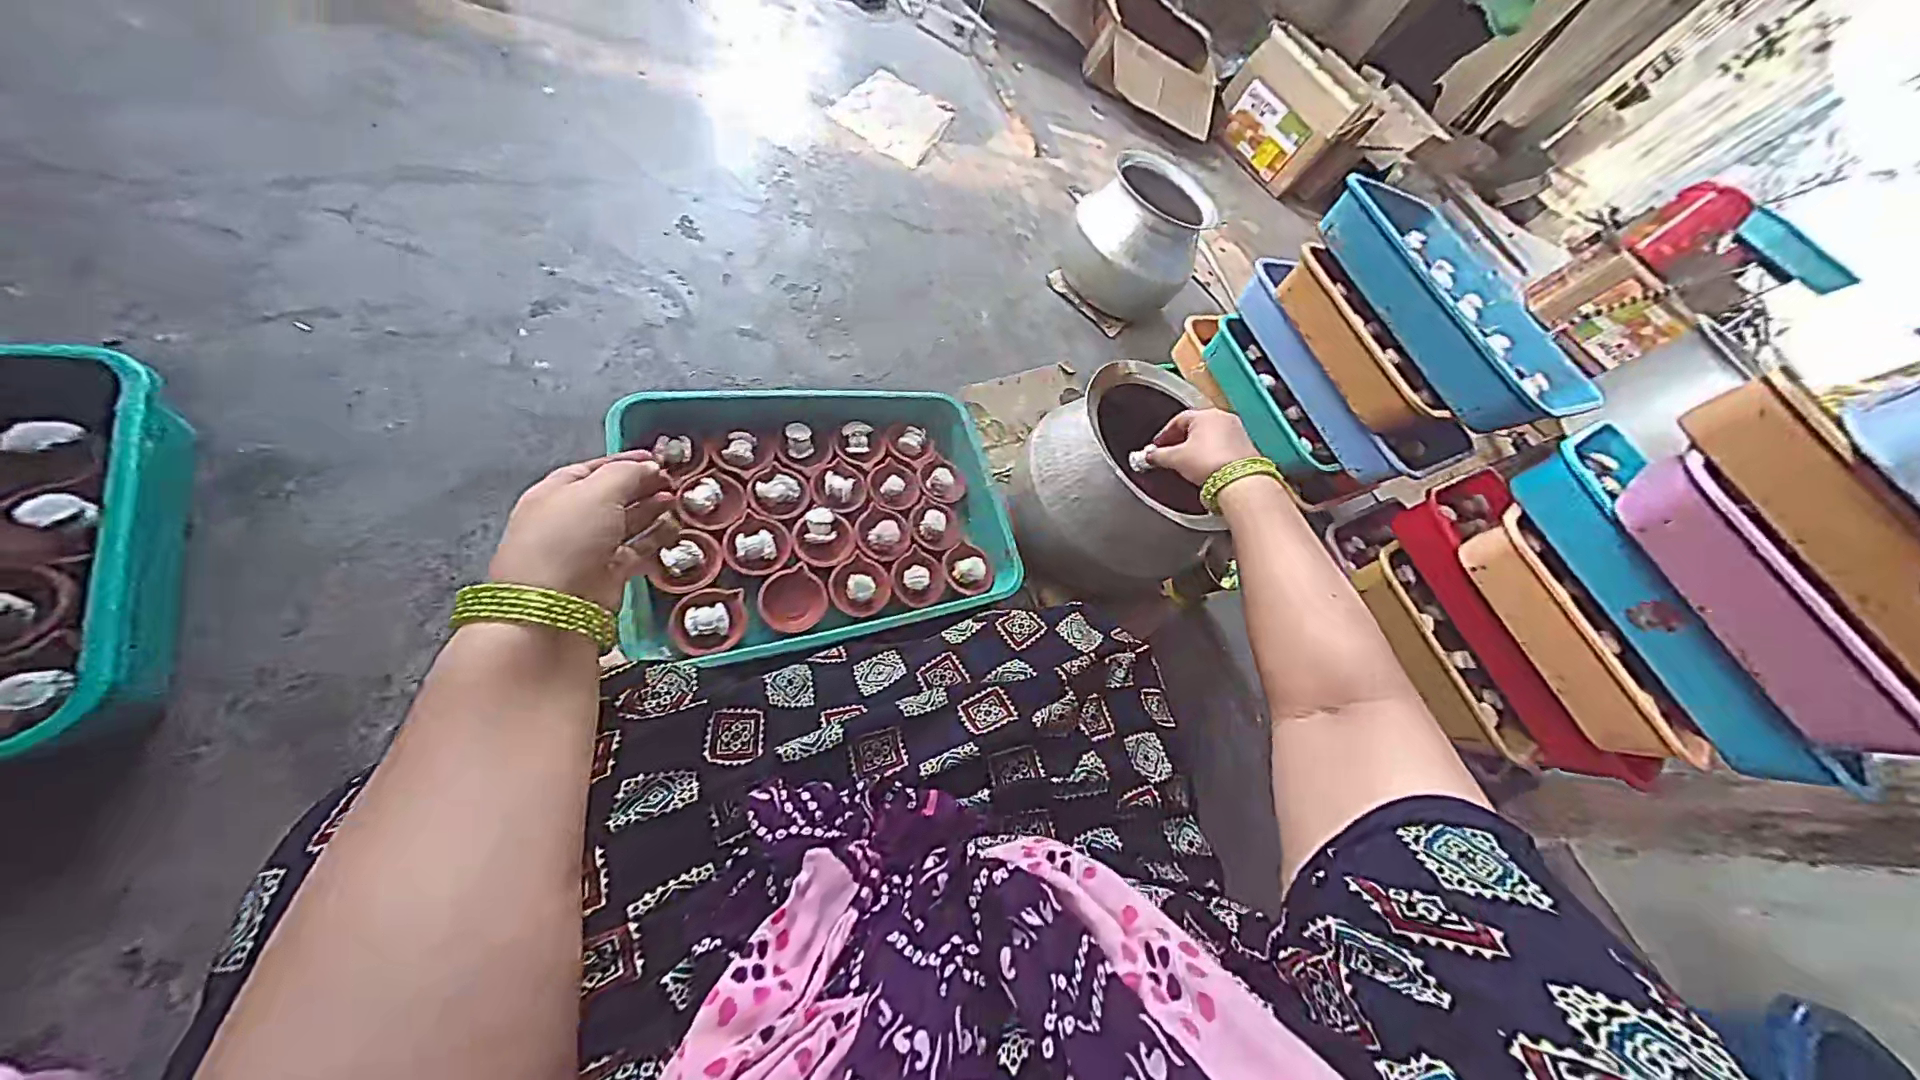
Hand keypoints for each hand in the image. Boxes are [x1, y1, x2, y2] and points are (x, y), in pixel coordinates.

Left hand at [487, 451, 677, 609]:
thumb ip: (627, 473)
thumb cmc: (567, 539)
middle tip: (672, 481)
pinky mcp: (608, 574)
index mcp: (557, 492)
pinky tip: (673, 529)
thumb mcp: (597, 491)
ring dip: (653, 511)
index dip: (627, 462)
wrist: (554, 604)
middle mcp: (573, 519)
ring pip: (628, 523)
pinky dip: (656, 540)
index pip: (595, 468)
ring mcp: (591, 548)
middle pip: (614, 496)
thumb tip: (650, 467)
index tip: (657, 459)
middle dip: (643, 486)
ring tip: (677, 502)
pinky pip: (637, 551)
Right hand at [1143, 409, 1259, 486]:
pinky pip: (1221, 447)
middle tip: (1168, 455)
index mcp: (1205, 415)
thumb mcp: (1175, 459)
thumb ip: (1158, 455)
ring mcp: (1236, 432)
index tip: (1156, 447)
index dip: (1164, 435)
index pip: (1177, 421)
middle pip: (1194, 427)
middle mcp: (1223, 418)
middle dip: (1179, 441)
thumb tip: (1150, 456)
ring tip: (1186, 463)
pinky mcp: (1245, 447)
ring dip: (1196, 448)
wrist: (1239, 481)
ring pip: (1209, 437)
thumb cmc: (1210, 463)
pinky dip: (1210, 454)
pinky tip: (1204, 466)